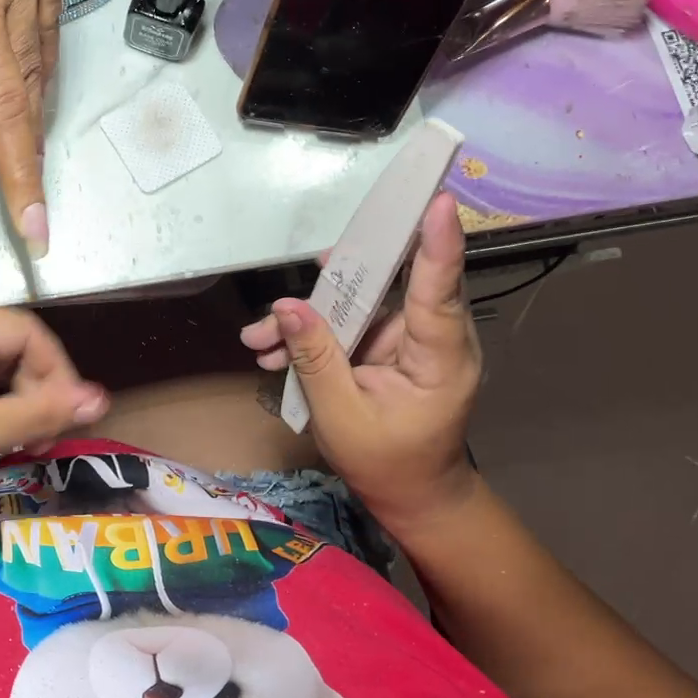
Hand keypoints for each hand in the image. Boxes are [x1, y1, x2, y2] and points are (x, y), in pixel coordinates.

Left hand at [0, 305, 107, 501]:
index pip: (24, 331)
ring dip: (19, 400)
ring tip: (25, 440)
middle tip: (43, 436)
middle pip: (14, 345)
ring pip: (0, 362)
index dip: (56, 370)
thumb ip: (41, 413)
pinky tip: (0, 433)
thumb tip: (101, 399)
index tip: (68, 413)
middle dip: (36, 389)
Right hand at [239, 194, 481, 529]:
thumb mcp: (341, 416)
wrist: (411, 495)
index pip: (439, 293)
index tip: (439, 202)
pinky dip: (307, 336)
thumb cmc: (386, 463)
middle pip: (381, 291)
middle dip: (320, 298)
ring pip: (352, 306)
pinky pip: (344, 325)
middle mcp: (429, 337)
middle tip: (273, 313)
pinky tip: (270, 351)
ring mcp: (406, 339)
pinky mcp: (386, 345)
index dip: (436, 246)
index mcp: (440, 358)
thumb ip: (316, 359)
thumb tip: (286, 306)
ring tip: (257, 343)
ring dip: (302, 321)